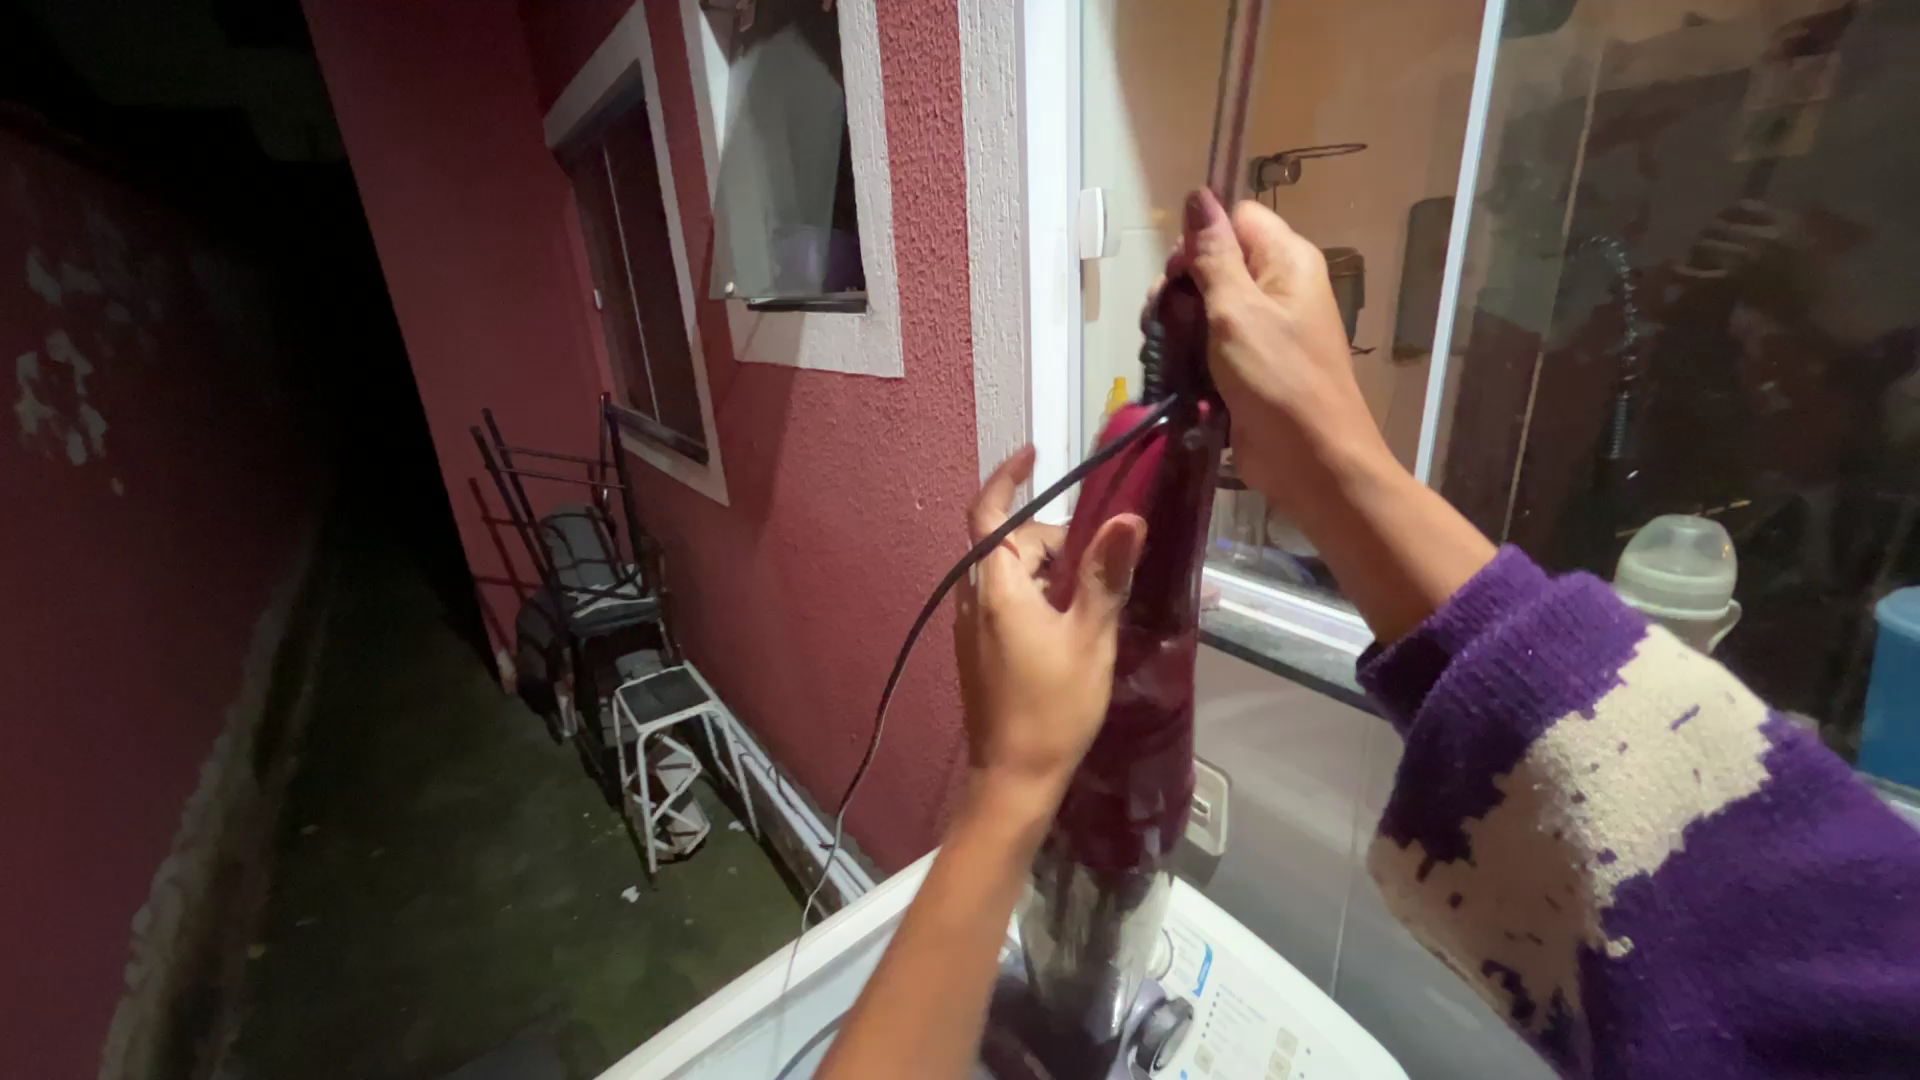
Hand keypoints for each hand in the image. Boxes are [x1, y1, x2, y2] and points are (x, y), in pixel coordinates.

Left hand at [954, 447, 1145, 802]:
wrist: (1012, 776)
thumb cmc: (1054, 706)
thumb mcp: (1090, 637)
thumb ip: (1105, 575)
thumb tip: (1128, 517)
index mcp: (996, 586)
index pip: (989, 511)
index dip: (1008, 477)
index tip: (1035, 454)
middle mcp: (972, 596)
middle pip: (1009, 543)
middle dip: (1054, 541)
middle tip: (1103, 565)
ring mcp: (969, 623)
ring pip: (1008, 572)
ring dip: (1047, 570)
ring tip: (1092, 599)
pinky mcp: (975, 646)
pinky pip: (1003, 599)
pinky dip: (1034, 593)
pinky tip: (1066, 622)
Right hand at [1164, 189, 1392, 524]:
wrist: (1308, 459)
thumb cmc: (1278, 380)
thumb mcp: (1238, 311)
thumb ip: (1213, 256)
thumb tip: (1197, 195)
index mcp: (1286, 261)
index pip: (1234, 221)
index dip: (1199, 242)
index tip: (1177, 279)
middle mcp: (1277, 288)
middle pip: (1215, 264)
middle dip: (1179, 289)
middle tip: (1159, 324)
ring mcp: (1263, 330)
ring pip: (1206, 307)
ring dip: (1178, 326)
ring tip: (1162, 353)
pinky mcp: (1248, 366)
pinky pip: (1211, 345)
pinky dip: (1189, 355)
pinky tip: (1173, 373)